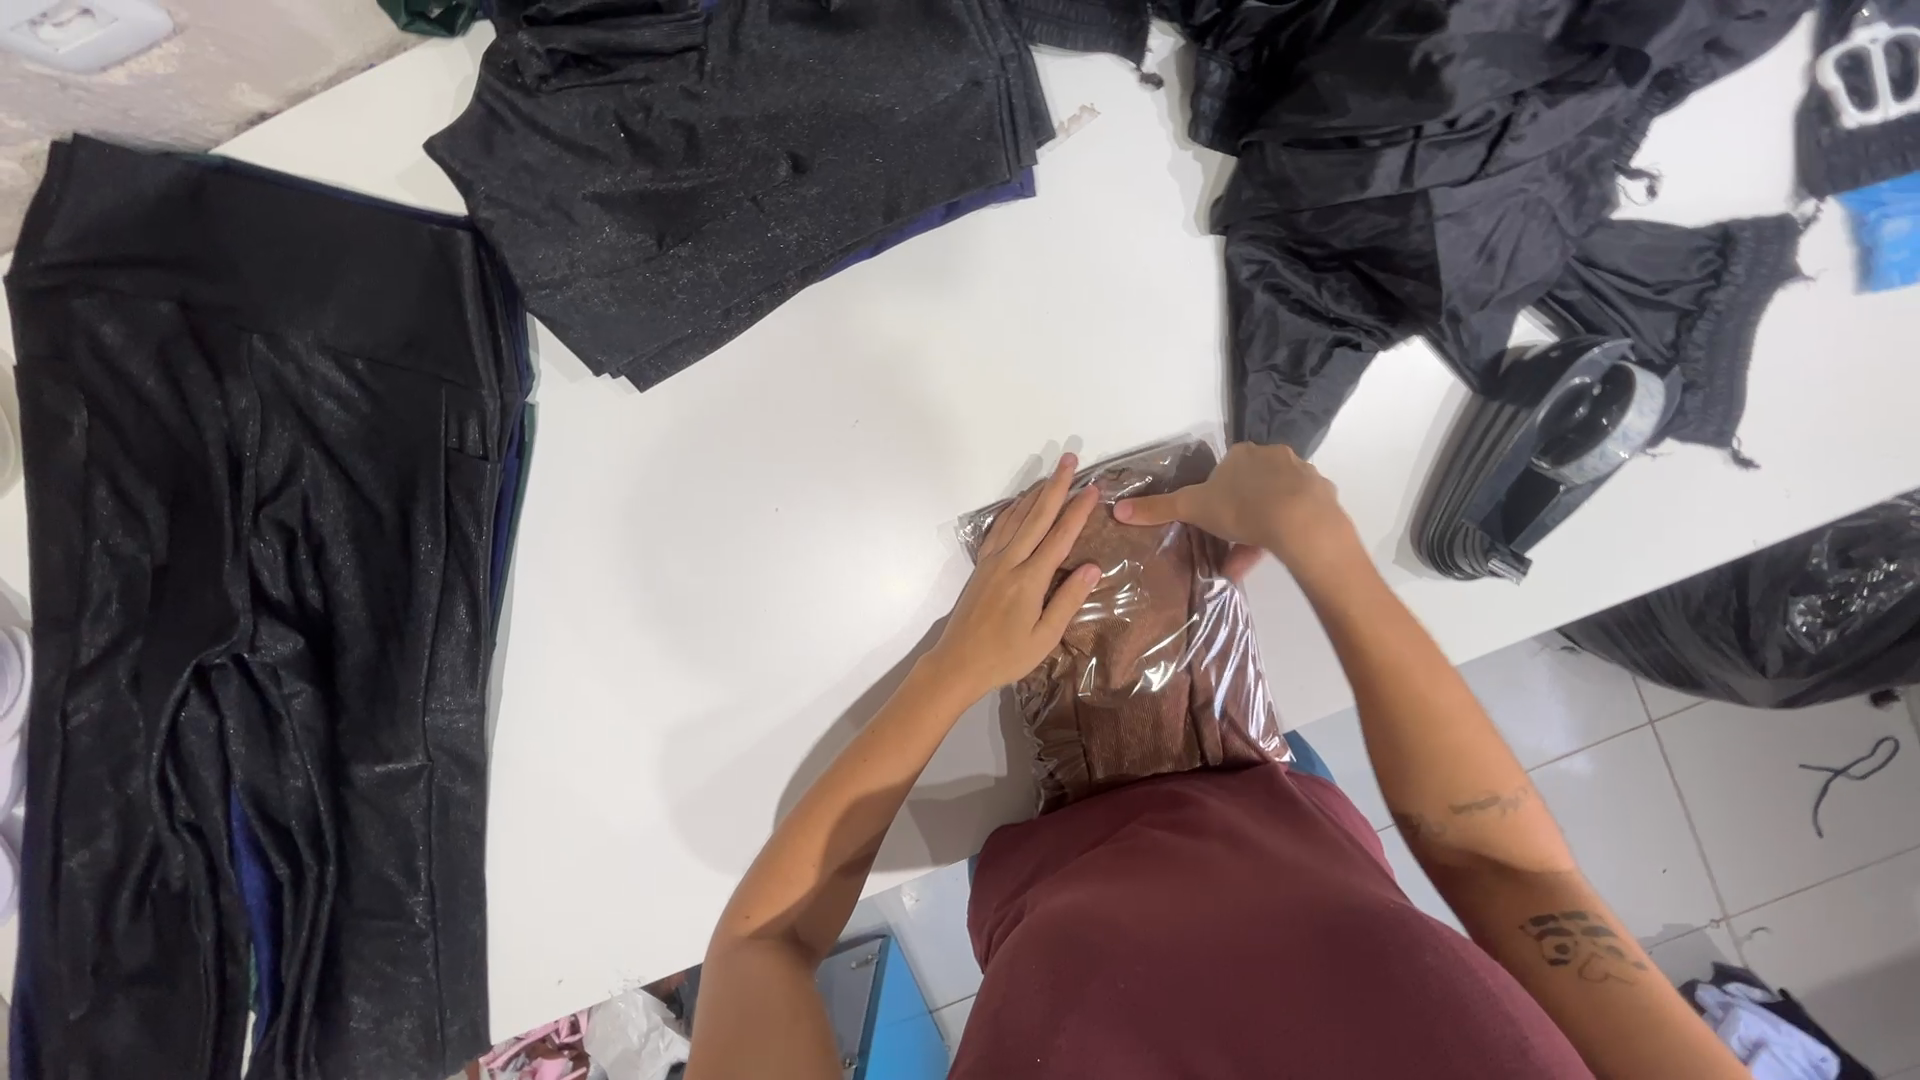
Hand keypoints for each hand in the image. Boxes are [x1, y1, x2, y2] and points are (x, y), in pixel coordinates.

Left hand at [925, 454, 1102, 699]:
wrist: (957, 663)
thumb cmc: (1005, 657)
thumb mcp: (1045, 637)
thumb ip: (1068, 600)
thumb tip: (1092, 567)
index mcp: (1029, 581)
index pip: (1059, 538)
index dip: (1077, 512)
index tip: (1093, 489)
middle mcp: (1009, 563)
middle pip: (1036, 517)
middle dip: (1056, 487)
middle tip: (1070, 460)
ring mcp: (991, 562)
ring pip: (1015, 518)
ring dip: (1034, 494)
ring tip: (1050, 474)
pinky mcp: (980, 567)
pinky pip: (998, 530)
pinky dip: (1010, 512)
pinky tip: (1018, 504)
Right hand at [1113, 442, 1360, 578]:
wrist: (1300, 521)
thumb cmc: (1241, 508)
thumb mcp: (1192, 508)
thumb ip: (1158, 508)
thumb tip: (1117, 509)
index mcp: (1241, 454)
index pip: (1224, 470)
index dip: (1215, 495)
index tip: (1210, 519)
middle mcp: (1273, 456)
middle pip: (1250, 485)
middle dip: (1238, 514)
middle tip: (1226, 543)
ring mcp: (1301, 474)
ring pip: (1275, 501)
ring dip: (1260, 527)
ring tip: (1243, 563)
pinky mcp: (1322, 496)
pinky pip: (1298, 513)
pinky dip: (1284, 532)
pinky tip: (1274, 555)